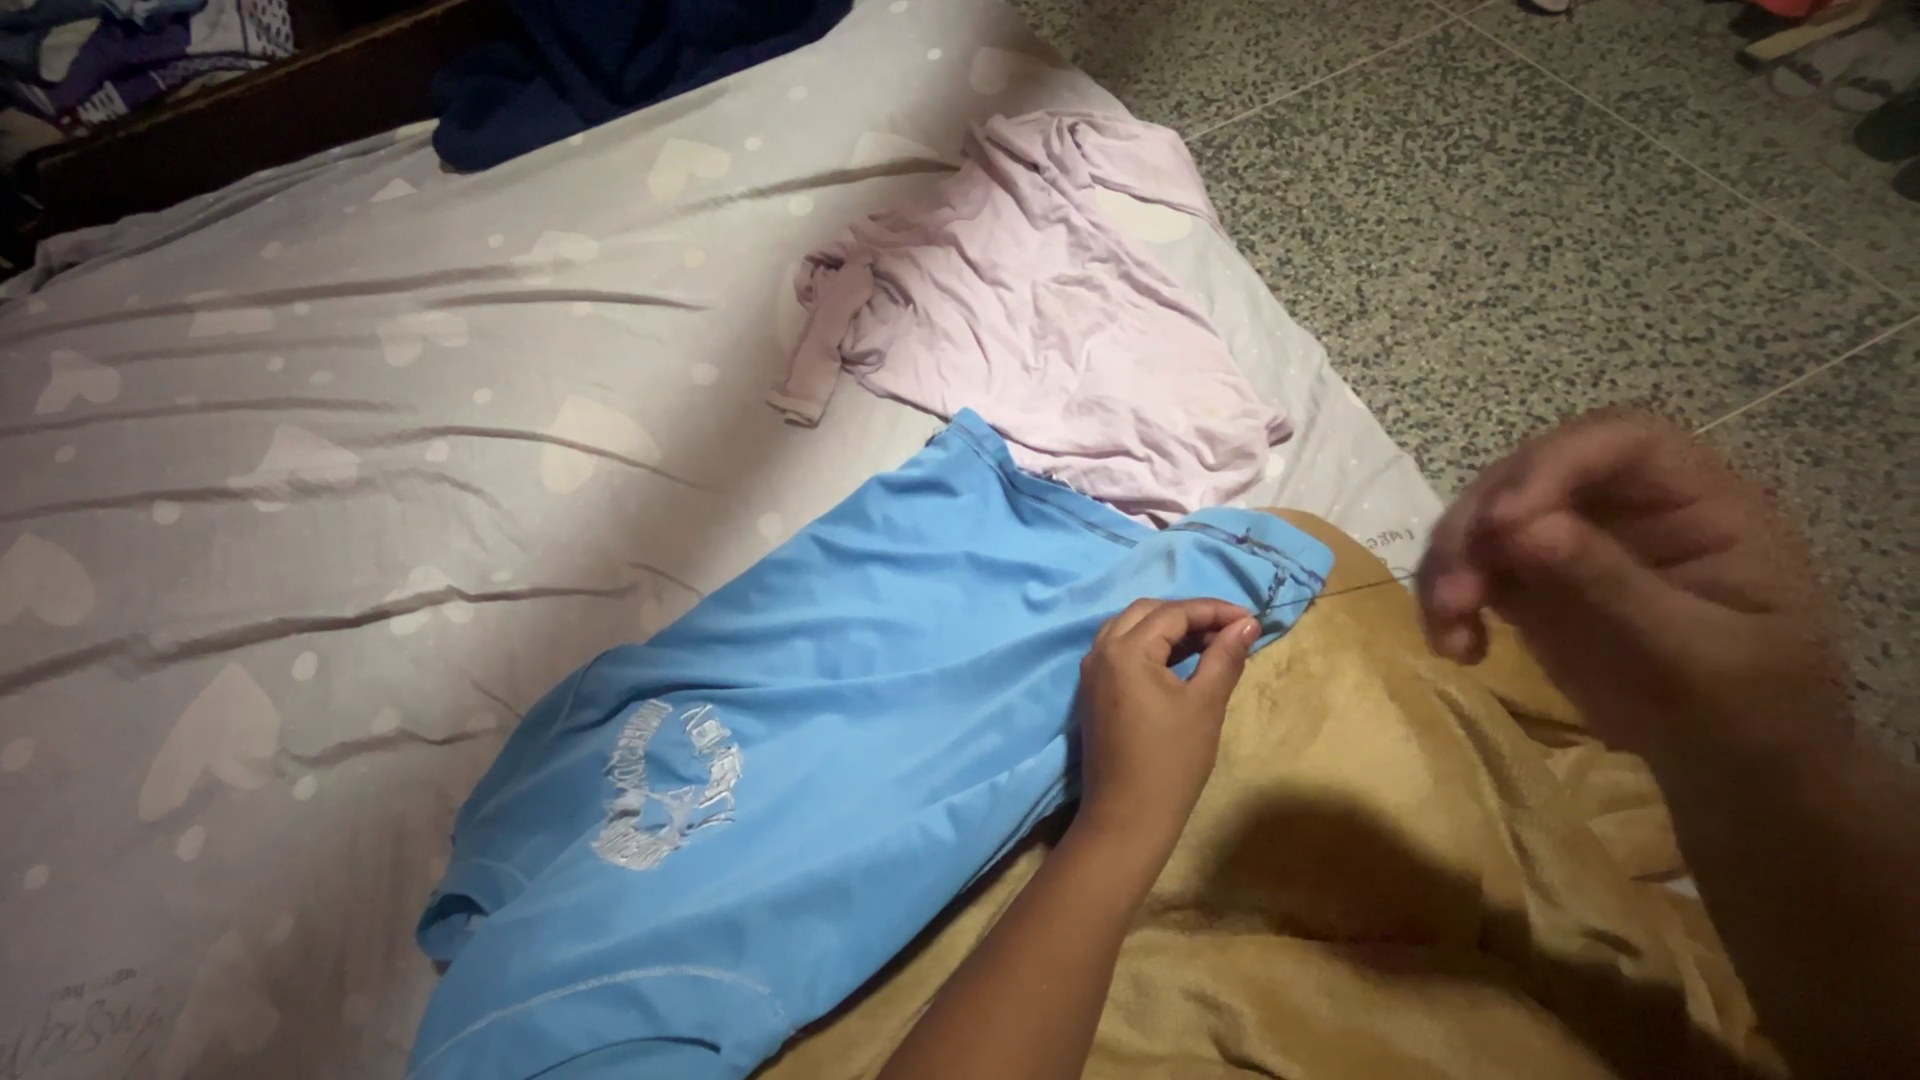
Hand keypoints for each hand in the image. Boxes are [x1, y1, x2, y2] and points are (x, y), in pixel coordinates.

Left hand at [1074, 599, 1259, 848]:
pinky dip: (1150, 647)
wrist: (1127, 815)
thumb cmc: (1172, 761)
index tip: (1250, 619)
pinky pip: (1120, 651)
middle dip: (1189, 615)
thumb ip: (1225, 657)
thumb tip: (1246, 624)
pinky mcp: (1092, 691)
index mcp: (1125, 650)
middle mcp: (1101, 651)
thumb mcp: (1205, 704)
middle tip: (1229, 630)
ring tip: (1210, 643)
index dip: (1214, 611)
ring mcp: (1092, 672)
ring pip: (1130, 629)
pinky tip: (1180, 661)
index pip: (1173, 613)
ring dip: (1168, 629)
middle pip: (1147, 612)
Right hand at [1417, 409, 1849, 760]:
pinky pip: (1468, 568)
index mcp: (1697, 503)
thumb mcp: (1694, 653)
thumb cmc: (1747, 710)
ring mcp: (1569, 542)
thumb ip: (1611, 587)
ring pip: (1482, 521)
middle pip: (1526, 477)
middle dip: (1476, 528)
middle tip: (1455, 594)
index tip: (1503, 525)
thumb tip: (1519, 529)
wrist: (1731, 768)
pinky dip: (1446, 601)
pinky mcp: (1529, 581)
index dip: (1551, 466)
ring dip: (1449, 567)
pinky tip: (1457, 648)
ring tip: (1446, 630)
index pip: (1618, 442)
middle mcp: (1625, 508)